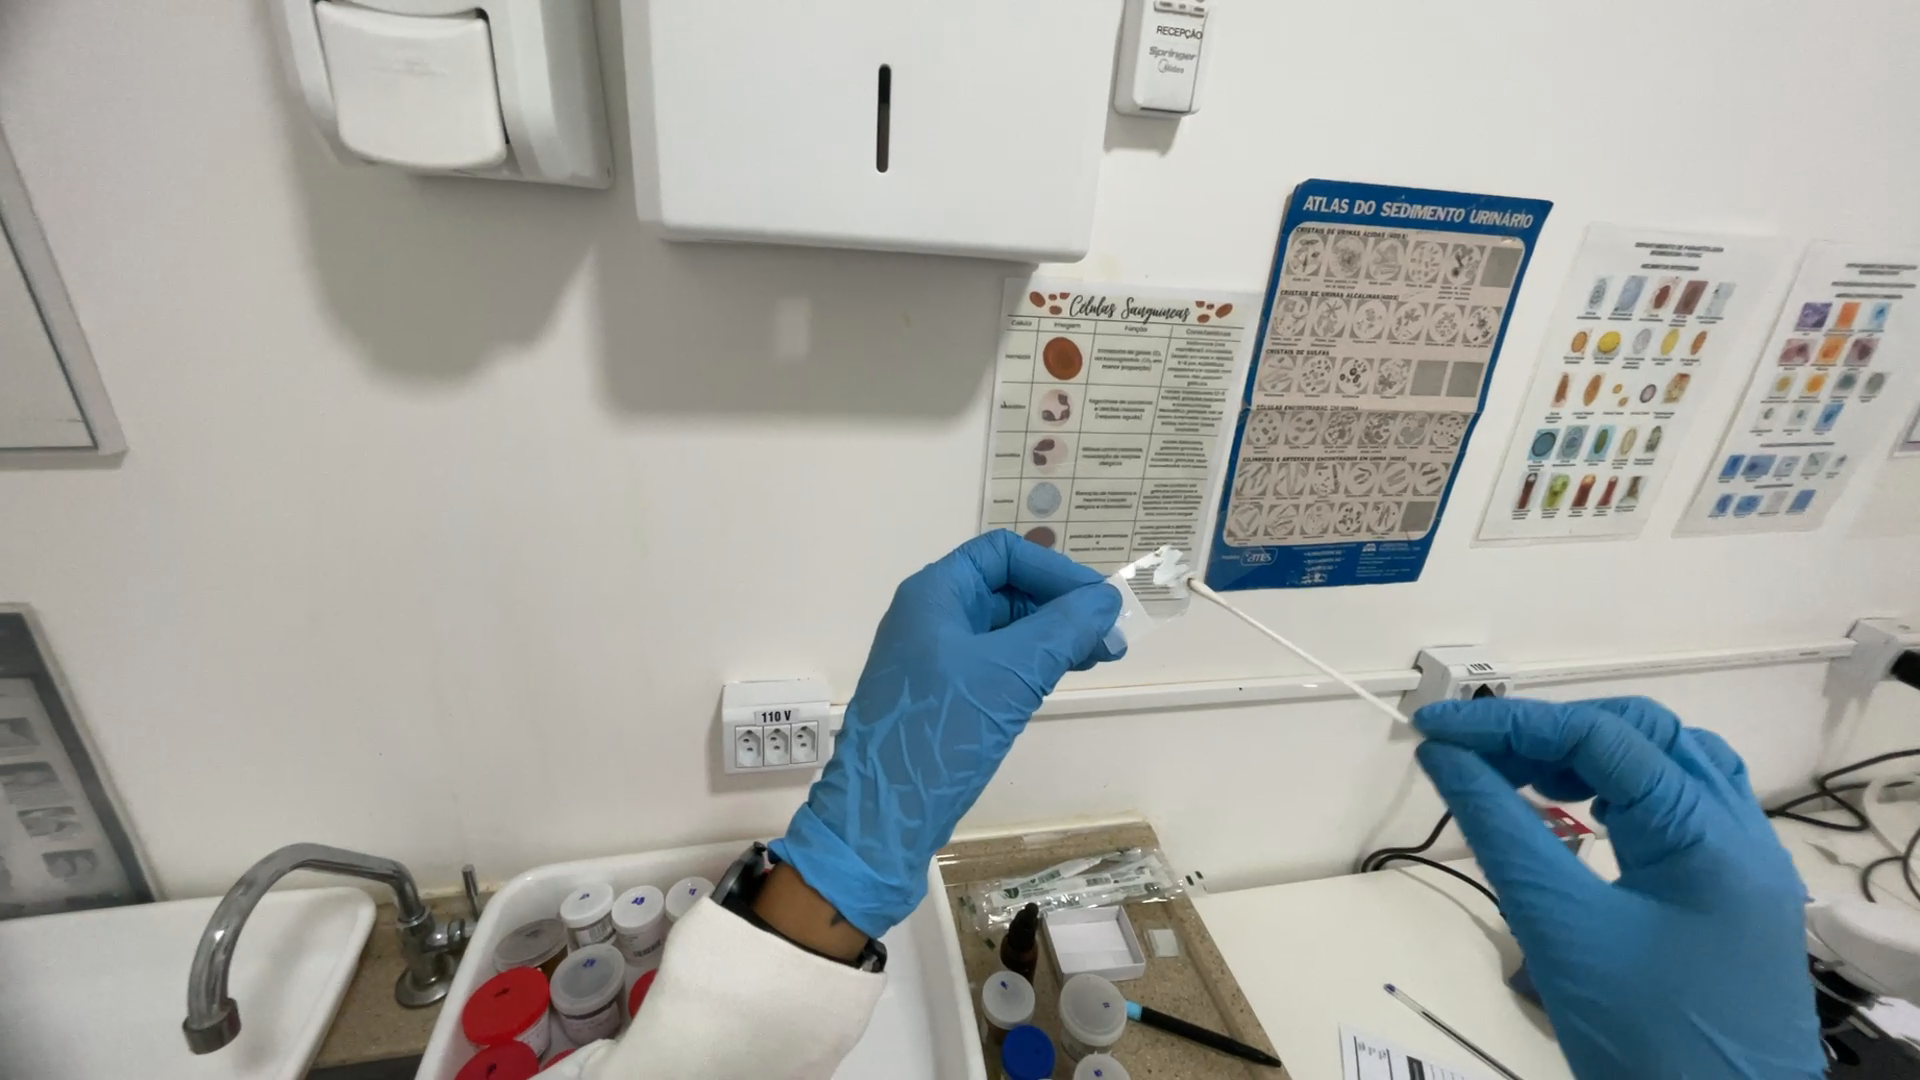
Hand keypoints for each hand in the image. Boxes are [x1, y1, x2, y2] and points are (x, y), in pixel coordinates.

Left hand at [769, 531, 1121, 938]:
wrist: (883, 816)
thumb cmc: (941, 730)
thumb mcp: (1010, 674)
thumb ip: (1061, 629)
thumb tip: (1105, 599)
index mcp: (935, 593)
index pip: (1003, 554)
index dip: (1054, 570)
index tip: (1097, 601)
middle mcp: (932, 615)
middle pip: (1006, 587)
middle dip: (1060, 606)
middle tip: (1110, 635)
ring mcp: (936, 655)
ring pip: (1005, 627)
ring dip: (1052, 635)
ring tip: (1101, 655)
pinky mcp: (944, 692)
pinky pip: (996, 660)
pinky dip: (1033, 662)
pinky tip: (1063, 673)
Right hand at [1414, 696, 1822, 1079]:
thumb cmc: (1643, 1032)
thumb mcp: (1554, 920)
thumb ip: (1494, 822)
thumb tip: (1440, 752)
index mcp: (1709, 839)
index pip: (1599, 737)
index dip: (1507, 721)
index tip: (1434, 727)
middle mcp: (1739, 833)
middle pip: (1642, 732)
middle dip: (1548, 728)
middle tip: (1475, 750)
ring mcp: (1740, 859)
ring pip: (1660, 758)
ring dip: (1580, 749)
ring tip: (1513, 772)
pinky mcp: (1722, 882)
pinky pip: (1667, 797)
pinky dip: (1607, 780)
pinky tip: (1565, 804)